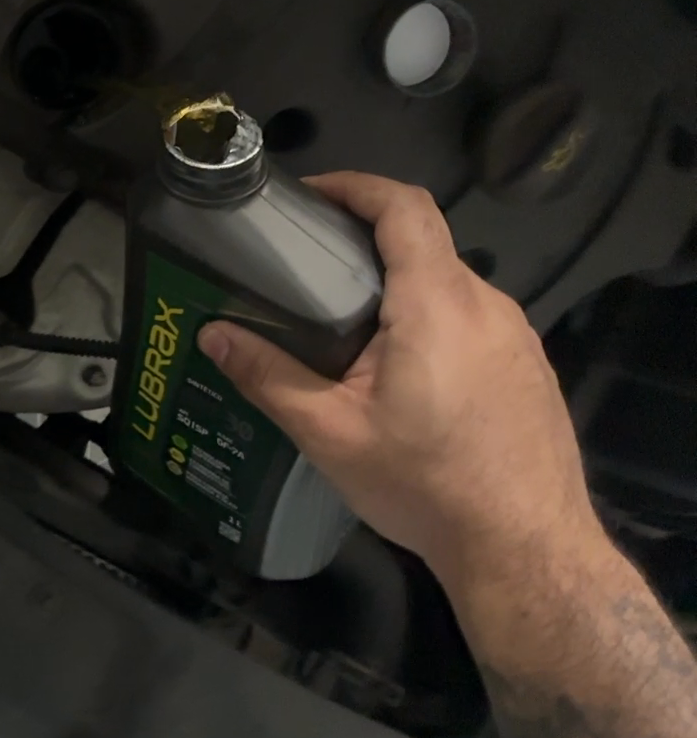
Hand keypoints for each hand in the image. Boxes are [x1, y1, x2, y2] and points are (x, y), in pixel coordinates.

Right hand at [195, 171, 604, 584]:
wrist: (527, 552)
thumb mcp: (325, 429)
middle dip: (356, 237)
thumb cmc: (424, 481)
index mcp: (436, 306)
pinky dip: (415, 309)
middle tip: (294, 262)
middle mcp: (486, 308)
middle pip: (421, 242)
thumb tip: (210, 334)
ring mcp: (514, 337)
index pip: (407, 210)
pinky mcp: (524, 366)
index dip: (356, 186)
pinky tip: (378, 357)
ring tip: (325, 311)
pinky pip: (463, 313)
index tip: (306, 195)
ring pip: (442, 280)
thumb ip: (265, 373)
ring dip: (385, 277)